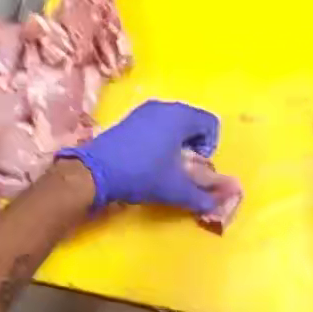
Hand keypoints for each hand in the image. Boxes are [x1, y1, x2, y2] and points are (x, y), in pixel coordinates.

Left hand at [57, 100, 220, 214]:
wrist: (94, 173)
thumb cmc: (141, 175)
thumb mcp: (174, 189)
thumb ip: (200, 196)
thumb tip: (218, 204)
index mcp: (181, 115)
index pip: (211, 124)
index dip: (209, 148)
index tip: (194, 167)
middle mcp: (163, 106)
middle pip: (190, 123)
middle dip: (191, 147)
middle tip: (180, 170)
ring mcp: (142, 112)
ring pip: (170, 125)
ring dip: (172, 146)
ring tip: (161, 169)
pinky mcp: (126, 121)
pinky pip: (152, 127)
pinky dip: (155, 143)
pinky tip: (143, 164)